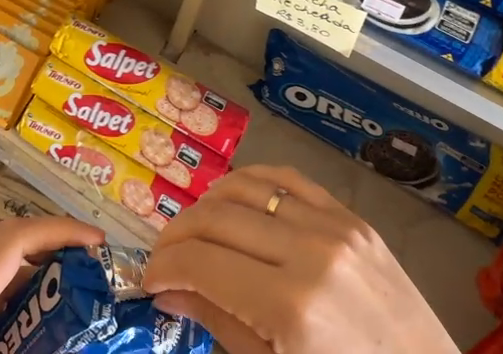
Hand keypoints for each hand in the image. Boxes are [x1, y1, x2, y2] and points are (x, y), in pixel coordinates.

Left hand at [0, 216, 104, 353]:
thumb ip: (54, 345)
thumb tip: (95, 338)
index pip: (12, 240)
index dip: (58, 231)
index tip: (98, 240)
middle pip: (1, 245)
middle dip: (50, 245)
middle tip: (92, 262)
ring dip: (32, 268)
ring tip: (73, 287)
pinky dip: (12, 290)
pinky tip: (38, 315)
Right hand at [144, 166, 457, 353]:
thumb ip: (218, 323)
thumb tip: (166, 291)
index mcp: (291, 307)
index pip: (199, 263)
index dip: (162, 268)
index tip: (148, 282)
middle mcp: (311, 254)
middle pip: (214, 219)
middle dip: (175, 238)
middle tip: (162, 260)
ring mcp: (337, 229)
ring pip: (243, 188)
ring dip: (205, 206)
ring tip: (193, 233)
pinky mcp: (354, 219)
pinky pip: (286, 179)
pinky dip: (249, 184)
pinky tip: (232, 203)